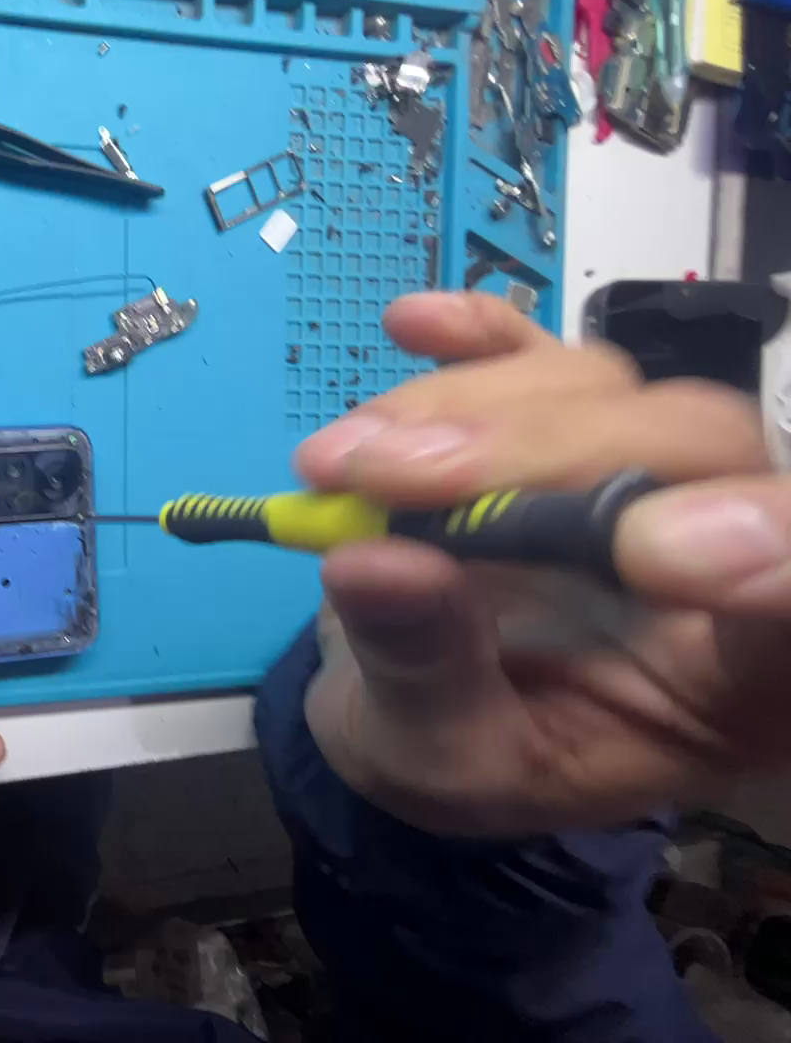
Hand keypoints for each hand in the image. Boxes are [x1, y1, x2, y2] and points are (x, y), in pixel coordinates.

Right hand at [293, 291, 789, 835]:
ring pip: (591, 387)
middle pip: (685, 445)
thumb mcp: (428, 752)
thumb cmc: (440, 757)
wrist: (398, 710)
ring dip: (448, 410)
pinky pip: (534, 359)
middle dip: (521, 454)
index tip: (654, 554)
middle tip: (375, 477)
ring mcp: (624, 480)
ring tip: (332, 462)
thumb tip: (371, 560)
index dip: (773, 549)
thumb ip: (420, 668)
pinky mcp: (539, 437)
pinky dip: (474, 337)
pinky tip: (413, 321)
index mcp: (738, 674)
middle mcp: (711, 556)